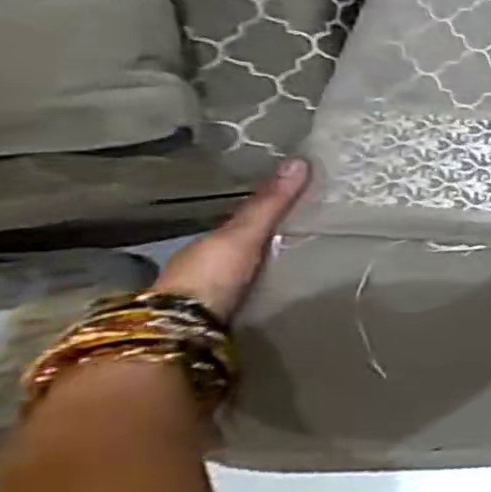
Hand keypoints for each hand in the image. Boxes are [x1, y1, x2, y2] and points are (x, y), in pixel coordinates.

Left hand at [151, 159, 309, 320]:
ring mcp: (209, 297)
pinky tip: (284, 293)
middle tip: (306, 237)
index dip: (264, 215)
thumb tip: (300, 161)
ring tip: (302, 266)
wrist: (184, 331)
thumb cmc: (210, 274)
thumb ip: (269, 204)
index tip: (296, 209)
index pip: (239, 223)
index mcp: (205, 243)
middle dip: (266, 244)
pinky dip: (266, 292)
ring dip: (265, 271)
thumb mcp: (244, 234)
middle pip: (241, 249)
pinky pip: (251, 297)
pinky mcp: (223, 321)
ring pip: (244, 275)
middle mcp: (204, 267)